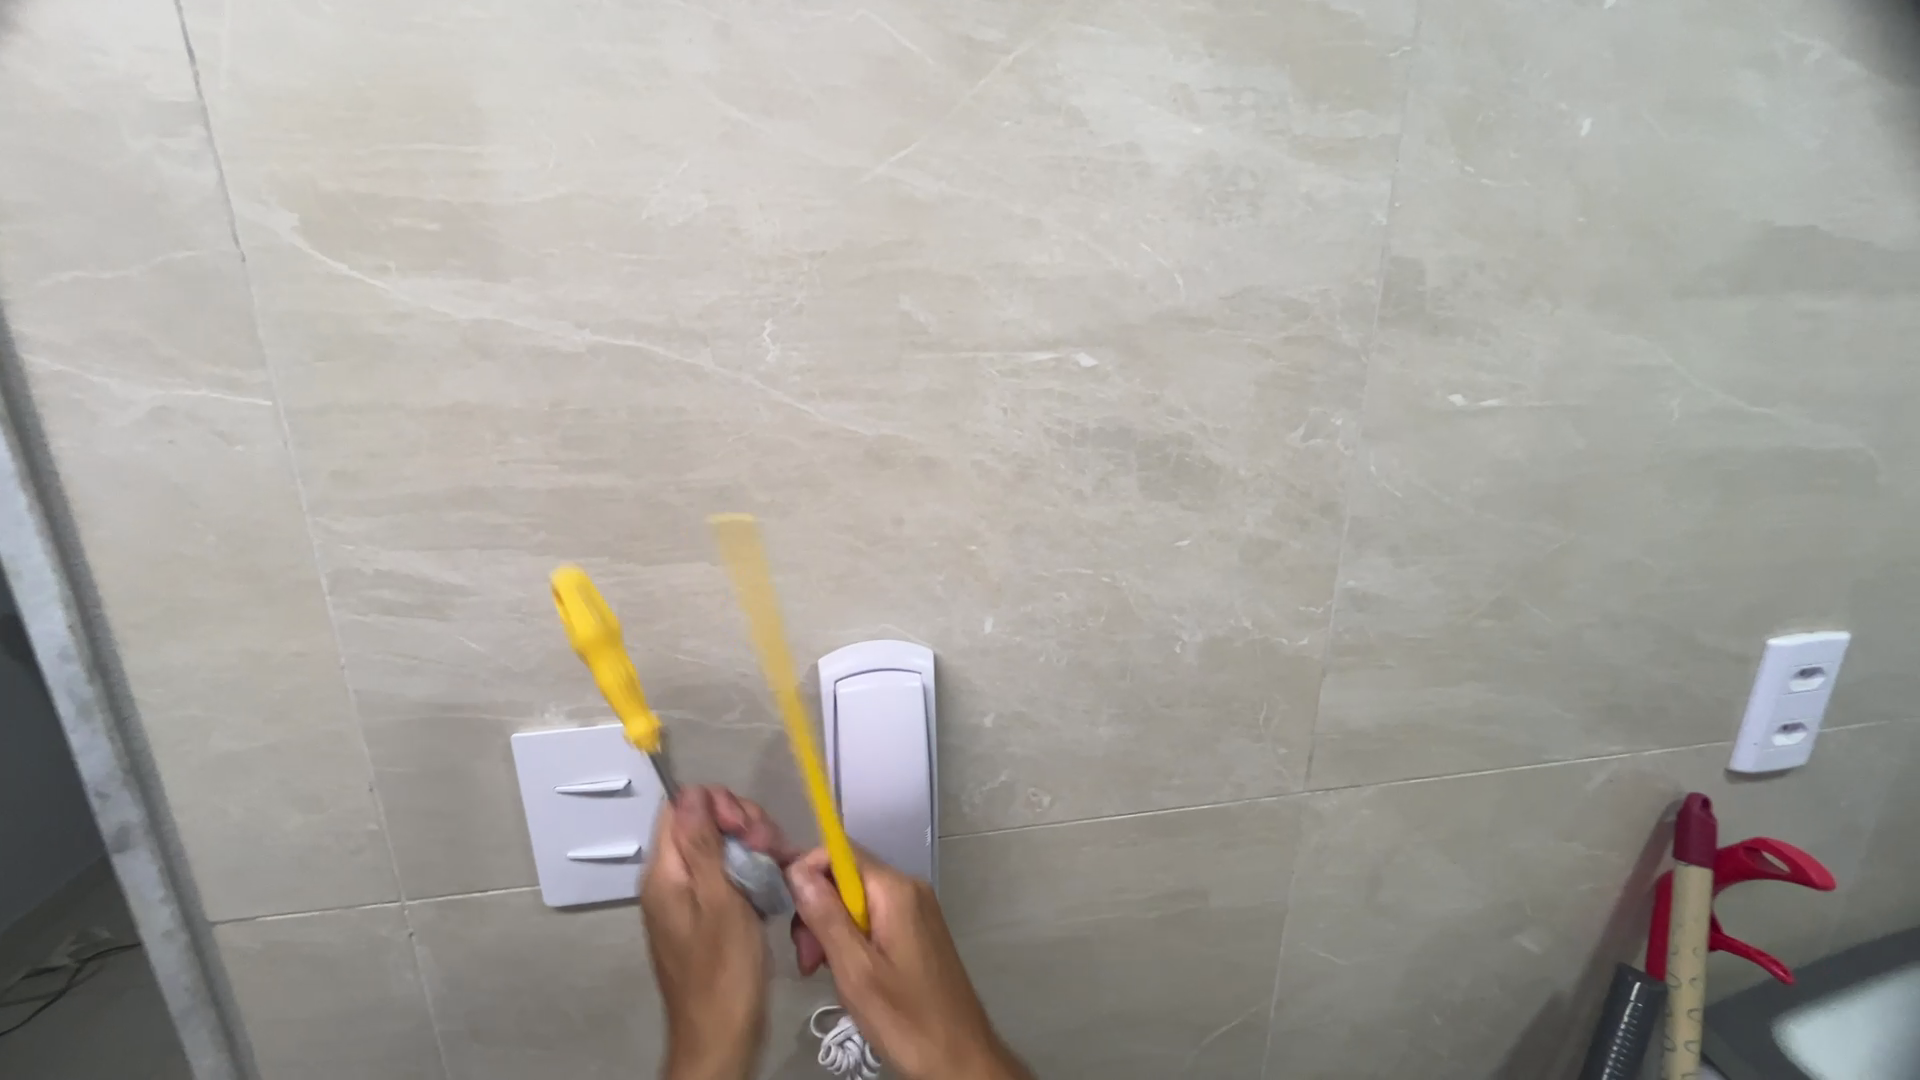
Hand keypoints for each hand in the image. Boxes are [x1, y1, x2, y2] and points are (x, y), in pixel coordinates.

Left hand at [641, 786, 787, 1079]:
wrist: (721, 1037)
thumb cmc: (724, 971)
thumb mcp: (720, 901)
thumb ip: (704, 845)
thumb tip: (692, 792)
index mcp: (666, 873)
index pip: (682, 807)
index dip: (718, 805)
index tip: (748, 828)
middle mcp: (672, 878)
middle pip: (704, 821)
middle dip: (742, 823)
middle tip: (770, 847)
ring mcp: (690, 896)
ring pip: (722, 844)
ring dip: (754, 844)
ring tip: (780, 864)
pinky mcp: (709, 911)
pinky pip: (729, 871)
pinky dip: (754, 868)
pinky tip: (777, 879)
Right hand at [787, 850, 1031, 1079]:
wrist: (961, 1057)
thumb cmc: (906, 1018)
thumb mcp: (856, 971)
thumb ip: (826, 917)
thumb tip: (796, 869)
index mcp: (895, 889)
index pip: (839, 852)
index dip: (806, 874)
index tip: (791, 920)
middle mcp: (908, 886)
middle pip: (846, 876)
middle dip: (818, 910)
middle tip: (809, 962)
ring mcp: (915, 907)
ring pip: (856, 899)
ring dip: (832, 929)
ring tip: (824, 973)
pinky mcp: (917, 929)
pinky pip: (873, 916)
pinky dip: (852, 938)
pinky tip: (849, 973)